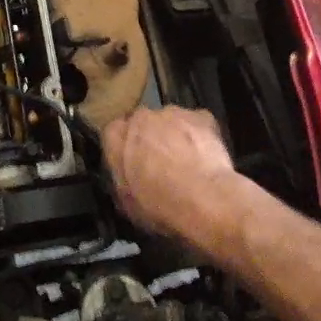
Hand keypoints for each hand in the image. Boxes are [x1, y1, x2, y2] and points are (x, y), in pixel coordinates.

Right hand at [101, 106, 247, 255]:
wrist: (205, 199)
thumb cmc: (160, 206)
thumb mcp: (128, 205)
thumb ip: (122, 181)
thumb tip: (126, 179)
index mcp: (116, 137)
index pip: (113, 134)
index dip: (125, 151)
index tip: (134, 167)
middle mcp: (141, 117)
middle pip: (142, 123)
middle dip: (150, 139)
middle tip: (162, 166)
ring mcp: (172, 113)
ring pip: (170, 121)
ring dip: (175, 136)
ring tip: (188, 164)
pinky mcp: (201, 117)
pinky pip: (197, 123)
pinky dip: (201, 136)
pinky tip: (207, 157)